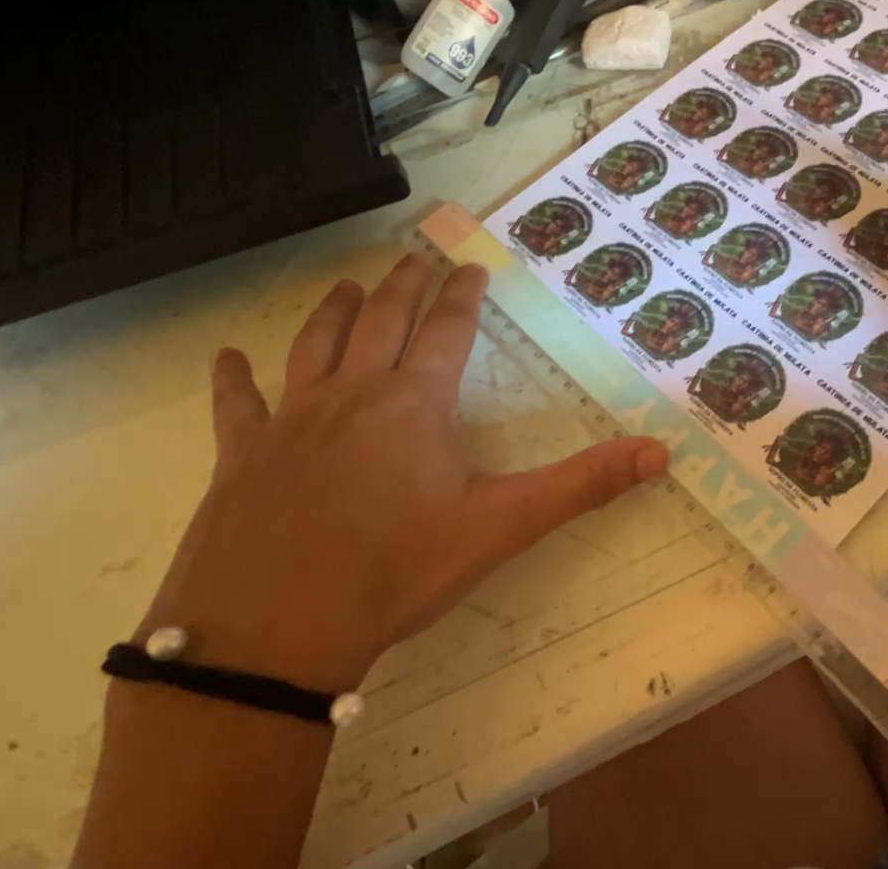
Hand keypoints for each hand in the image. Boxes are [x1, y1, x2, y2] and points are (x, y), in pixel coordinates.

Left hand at [137, 255, 670, 690]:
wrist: (274, 631)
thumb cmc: (396, 571)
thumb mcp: (502, 528)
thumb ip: (582, 486)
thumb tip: (660, 452)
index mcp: (414, 404)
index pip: (446, 332)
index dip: (462, 297)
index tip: (470, 266)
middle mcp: (353, 395)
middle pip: (380, 322)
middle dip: (402, 285)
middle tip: (414, 256)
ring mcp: (291, 420)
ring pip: (315, 345)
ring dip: (335, 311)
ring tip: (348, 285)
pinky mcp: (241, 455)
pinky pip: (237, 404)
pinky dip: (234, 377)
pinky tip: (228, 356)